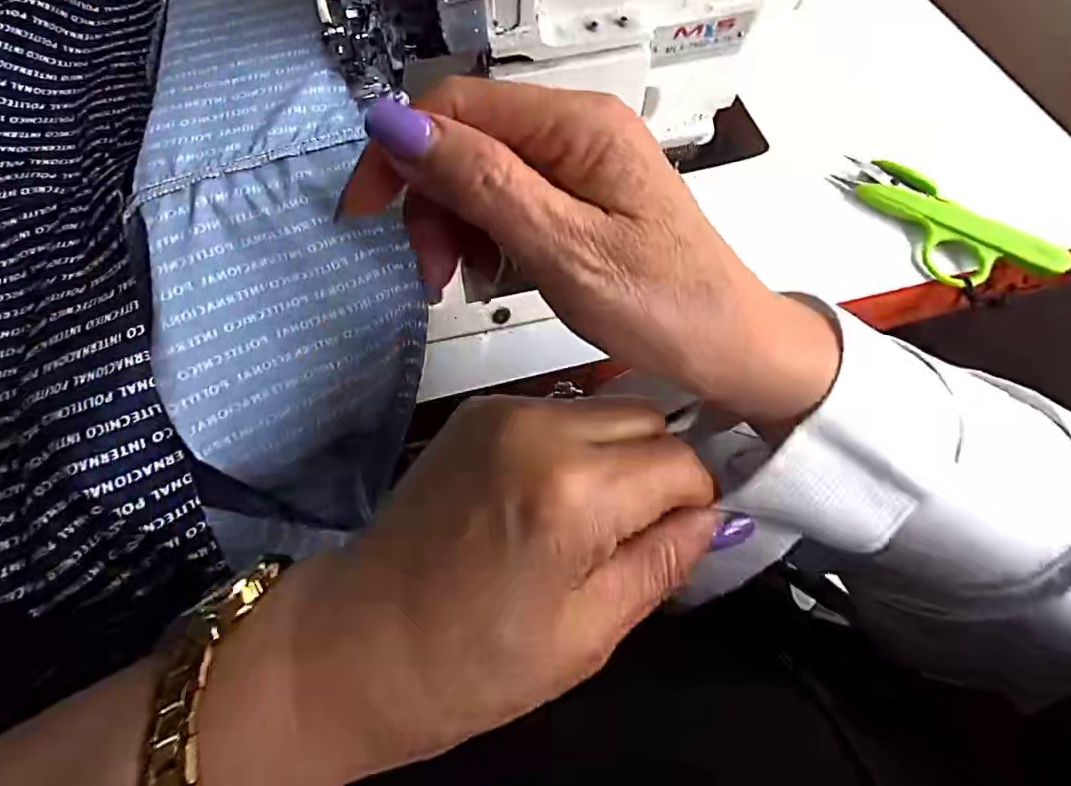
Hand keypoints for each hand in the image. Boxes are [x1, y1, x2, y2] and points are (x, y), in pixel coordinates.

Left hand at [197, 396, 738, 782]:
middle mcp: (543, 427)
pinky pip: (562, 409)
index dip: (696, 499)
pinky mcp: (481, 407)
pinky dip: (576, 442)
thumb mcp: (589, 634)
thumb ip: (662, 563)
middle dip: (661, 468)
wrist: (359, 640)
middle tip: (634, 525)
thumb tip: (711, 516)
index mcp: (575, 491)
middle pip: (650, 419)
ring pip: (609, 407)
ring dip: (620, 451)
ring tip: (590, 509)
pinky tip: (548, 489)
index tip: (682, 530)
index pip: (682, 462)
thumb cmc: (474, 663)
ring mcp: (507, 409)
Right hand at [338, 78, 839, 430]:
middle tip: (435, 273)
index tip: (366, 211)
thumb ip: (482, 182)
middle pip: (468, 137)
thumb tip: (396, 124)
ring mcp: (583, 161)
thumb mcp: (562, 248)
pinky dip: (488, 234)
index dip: (401, 149)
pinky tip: (494, 271)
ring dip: (457, 223)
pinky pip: (512, 197)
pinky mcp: (584, 194)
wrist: (728, 345)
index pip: (457, 103)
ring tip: (466, 282)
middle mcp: (579, 128)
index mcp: (578, 124)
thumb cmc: (662, 305)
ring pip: (483, 171)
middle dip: (434, 200)